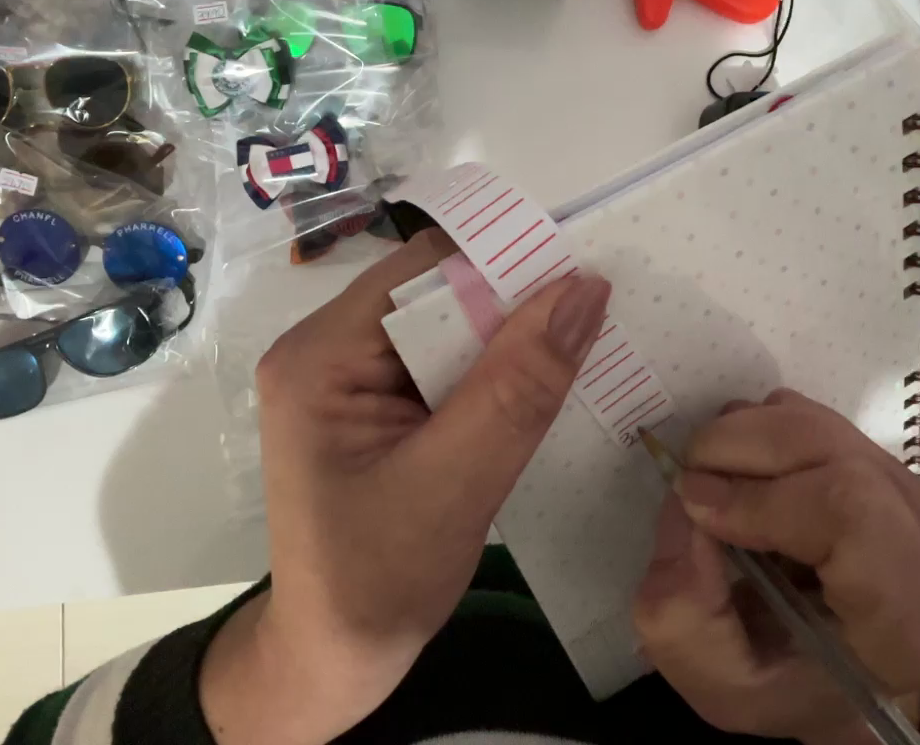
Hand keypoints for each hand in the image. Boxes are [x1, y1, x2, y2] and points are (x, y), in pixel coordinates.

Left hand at [200, 229, 612, 743]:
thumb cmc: (378, 583)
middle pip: (435, 291)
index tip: (583, 261)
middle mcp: (327, 348)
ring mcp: (350, 374)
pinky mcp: (376, 401)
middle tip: (598, 296)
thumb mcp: (456, 485)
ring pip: (447, 323)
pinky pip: (445, 360)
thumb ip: (519, 386)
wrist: (332, 659)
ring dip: (512, 331)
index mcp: (321, 357)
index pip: (421, 271)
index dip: (503, 260)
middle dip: (514, 296)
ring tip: (585, 327)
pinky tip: (544, 371)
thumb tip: (584, 288)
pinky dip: (496, 364)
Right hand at [632, 389, 919, 744]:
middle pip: (832, 454)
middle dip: (737, 449)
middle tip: (687, 478)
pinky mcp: (883, 464)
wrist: (824, 666)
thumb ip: (683, 608)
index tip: (696, 508)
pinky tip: (744, 471)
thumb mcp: (712, 679)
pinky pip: (815, 416)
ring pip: (819, 425)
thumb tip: (689, 503)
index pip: (853, 514)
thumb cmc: (778, 682)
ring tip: (710, 474)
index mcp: (906, 625)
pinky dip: (760, 426)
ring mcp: (912, 498)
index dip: (762, 496)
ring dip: (744, 433)